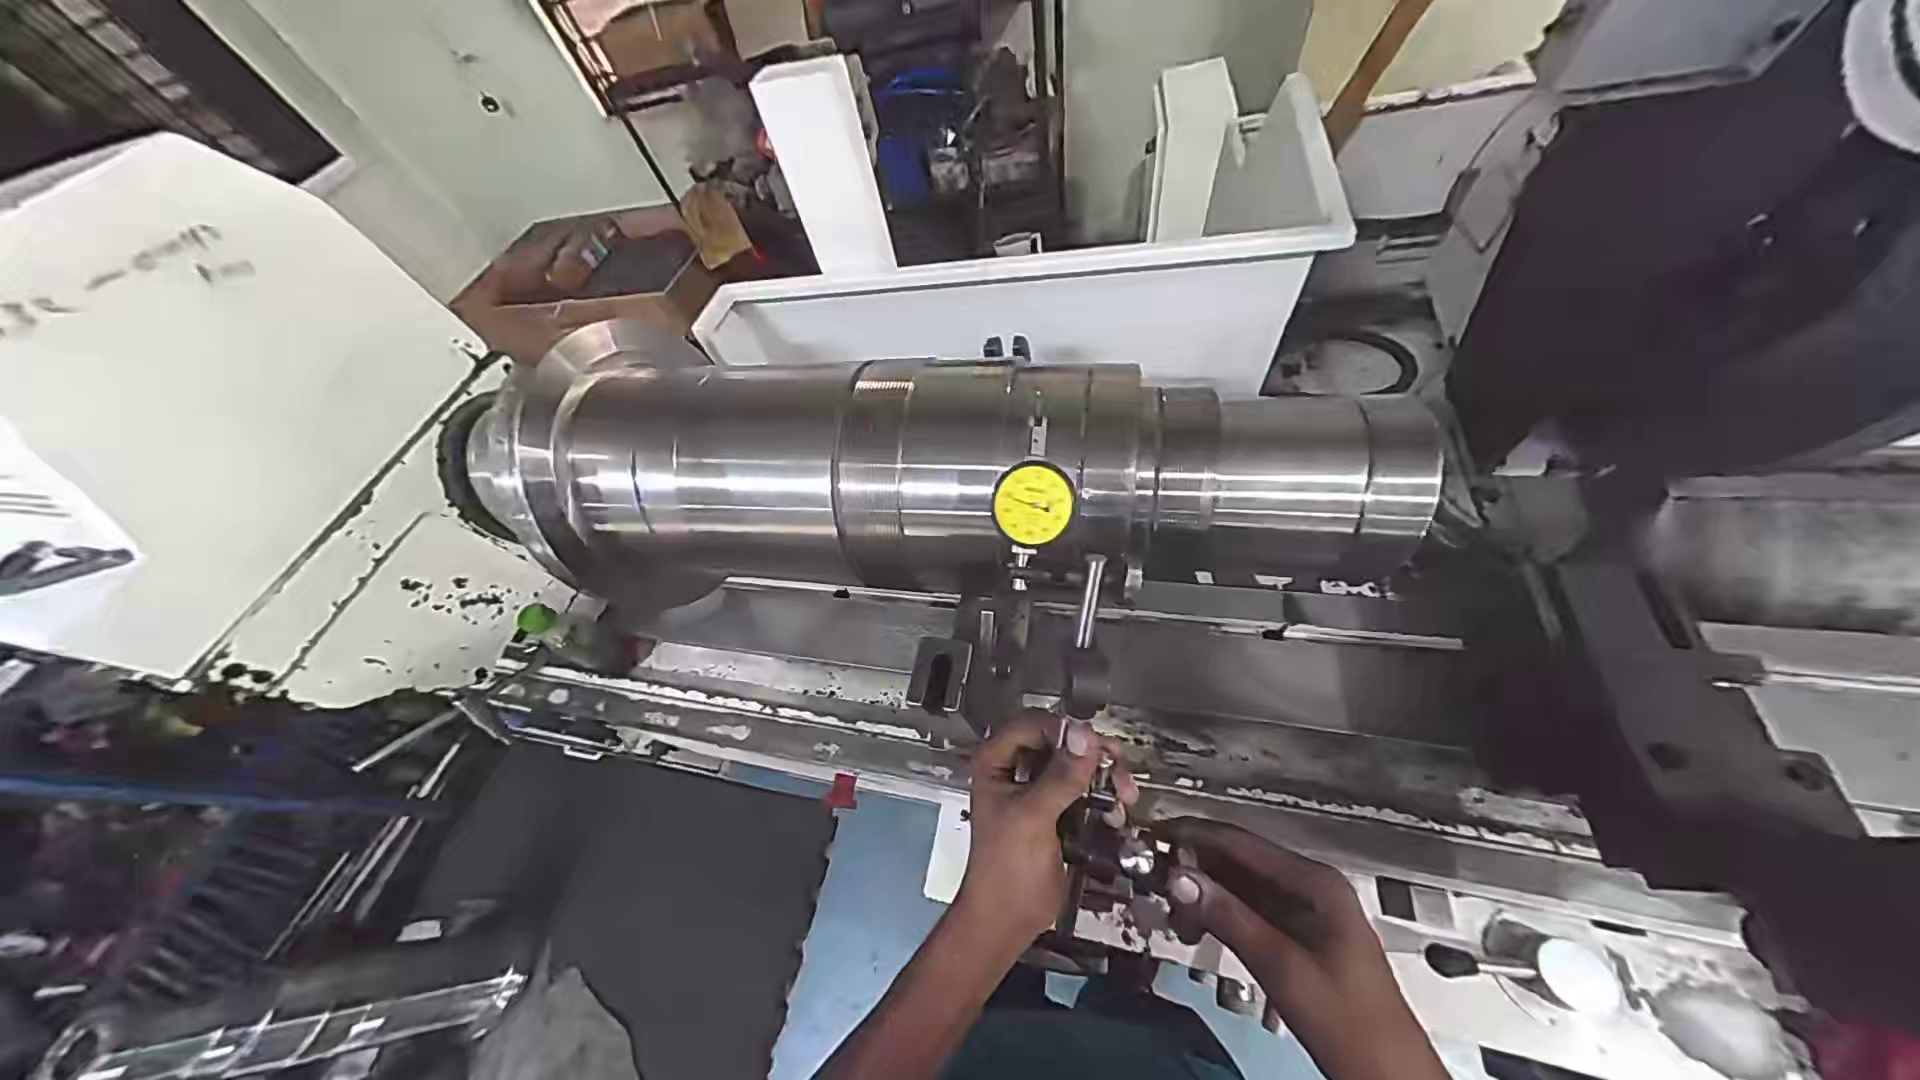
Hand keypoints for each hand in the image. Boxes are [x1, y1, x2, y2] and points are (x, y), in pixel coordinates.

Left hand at [956, 711, 1138, 944]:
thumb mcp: (1033, 817)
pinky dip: (1103, 796)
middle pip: (1059, 741)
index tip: (1093, 745)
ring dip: (1103, 774)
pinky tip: (1116, 811)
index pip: (1032, 724)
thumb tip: (1084, 736)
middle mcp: (1016, 768)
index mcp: (996, 762)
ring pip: (1076, 763)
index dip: (1063, 730)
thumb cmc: (1006, 868)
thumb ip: (1060, 777)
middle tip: (1117, 767)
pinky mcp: (1057, 810)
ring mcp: (1037, 789)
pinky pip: (1084, 789)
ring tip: (1124, 793)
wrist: (1008, 919)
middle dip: (1092, 753)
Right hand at [1163, 819, 1446, 1079]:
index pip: (1241, 842)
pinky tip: (1194, 926)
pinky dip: (1218, 914)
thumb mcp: (1283, 969)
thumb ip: (1229, 917)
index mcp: (1316, 883)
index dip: (1195, 834)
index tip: (1157, 835)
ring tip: (1170, 907)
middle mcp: (1310, 887)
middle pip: (1238, 860)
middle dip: (1195, 866)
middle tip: (1155, 876)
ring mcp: (1304, 911)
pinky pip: (1247, 910)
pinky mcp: (1297, 936)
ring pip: (1239, 886)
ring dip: (1203, 893)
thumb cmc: (1350, 1026)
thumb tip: (1179, 876)